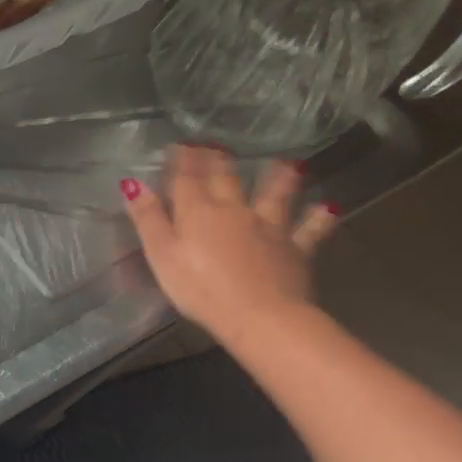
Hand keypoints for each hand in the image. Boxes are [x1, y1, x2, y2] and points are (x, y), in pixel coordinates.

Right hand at [123, 146, 339, 342]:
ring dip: (278, 178)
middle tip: (217, 144)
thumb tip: (133, 183)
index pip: (186, 178)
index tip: (180, 144)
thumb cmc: (201, 288)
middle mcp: (234, 211)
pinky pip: (310, 229)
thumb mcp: (161, 254)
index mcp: (197, 211)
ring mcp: (269, 228)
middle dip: (218, 160)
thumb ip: (148, 217)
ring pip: (275, 195)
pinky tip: (328, 207)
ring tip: (286, 162)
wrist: (262, 318)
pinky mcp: (296, 249)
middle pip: (226, 178)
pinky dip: (319, 217)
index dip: (182, 159)